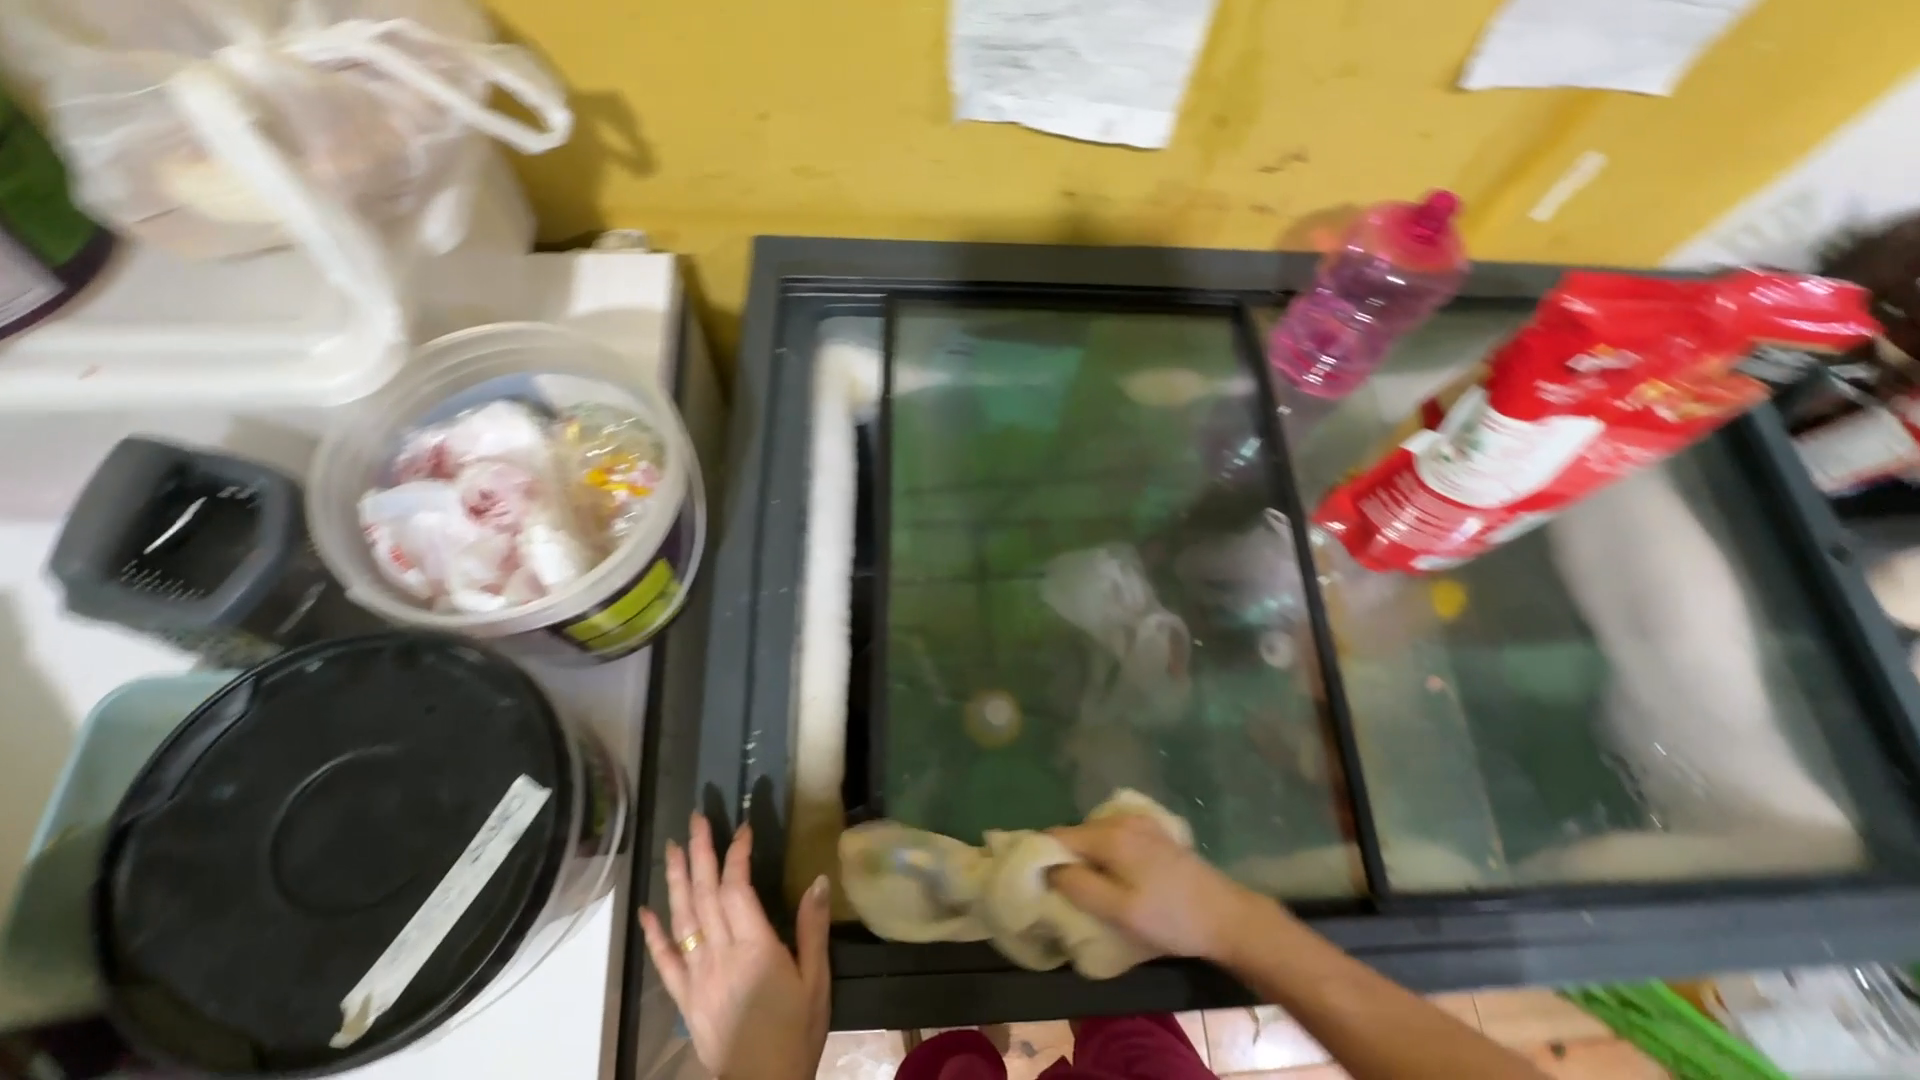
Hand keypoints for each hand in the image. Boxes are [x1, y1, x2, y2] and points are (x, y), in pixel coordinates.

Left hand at [639, 813, 830, 1079]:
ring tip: (673, 847)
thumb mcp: (816, 981)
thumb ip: (812, 930)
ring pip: (682, 918)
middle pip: (704, 894)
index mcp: (754, 946)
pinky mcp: (684, 997)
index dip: (737, 854)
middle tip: (696, 819)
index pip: (736, 887)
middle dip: (700, 852)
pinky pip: (664, 960)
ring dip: (676, 879)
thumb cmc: (795, 1032)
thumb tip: (817, 880)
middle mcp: (719, 953)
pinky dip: (654, 932)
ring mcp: (696, 975)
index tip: (742, 827)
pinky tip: (646, 910)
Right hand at [1048, 813, 1274, 963]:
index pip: (1057, 836)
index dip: (1041, 856)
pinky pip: (1115, 838)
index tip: (1033, 881)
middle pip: (1076, 834)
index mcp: (1110, 835)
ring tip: (1090, 889)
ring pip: (1096, 836)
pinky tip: (1116, 878)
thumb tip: (1048, 868)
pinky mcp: (1156, 834)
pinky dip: (1106, 854)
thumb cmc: (1171, 918)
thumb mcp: (1119, 911)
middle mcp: (1122, 819)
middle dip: (1065, 858)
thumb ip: (1079, 886)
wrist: (1228, 917)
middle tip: (1064, 892)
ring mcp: (1142, 823)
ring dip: (1087, 858)